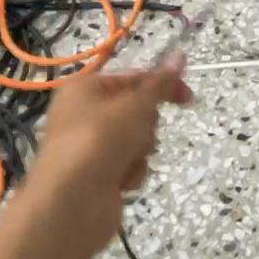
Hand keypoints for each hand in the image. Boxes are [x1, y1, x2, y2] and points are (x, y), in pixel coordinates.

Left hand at [21, 55, 192, 248]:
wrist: (69, 204)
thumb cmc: (99, 141)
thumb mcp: (136, 105)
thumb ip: (160, 82)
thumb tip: (180, 54)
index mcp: (85, 88)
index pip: (134, 77)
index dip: (163, 86)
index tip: (189, 99)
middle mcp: (83, 114)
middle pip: (136, 109)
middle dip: (146, 124)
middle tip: (139, 133)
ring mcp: (89, 146)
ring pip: (136, 138)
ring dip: (140, 149)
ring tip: (127, 161)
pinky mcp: (95, 174)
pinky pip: (128, 164)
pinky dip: (131, 171)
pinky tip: (121, 181)